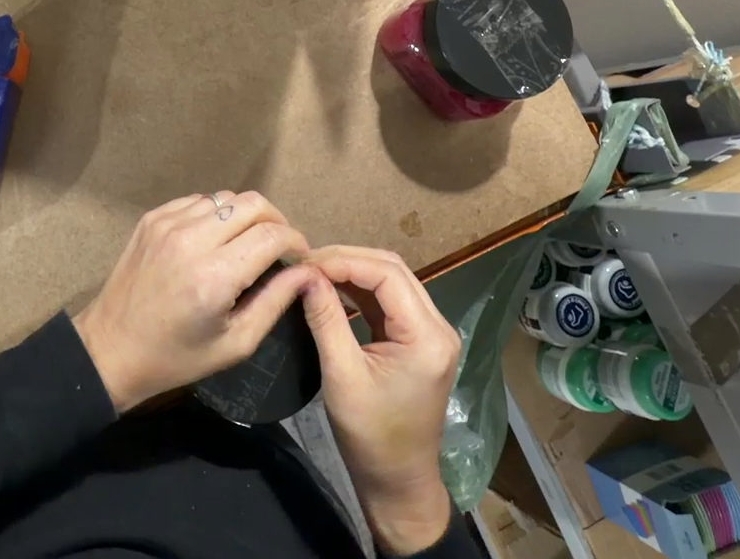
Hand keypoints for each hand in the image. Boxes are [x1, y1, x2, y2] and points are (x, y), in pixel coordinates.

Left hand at [73, 191, 316, 413]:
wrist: (110, 348)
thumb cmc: (176, 357)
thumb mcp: (236, 343)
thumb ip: (275, 302)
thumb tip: (309, 271)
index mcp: (214, 276)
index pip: (272, 234)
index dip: (296, 242)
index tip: (301, 257)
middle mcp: (191, 239)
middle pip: (252, 203)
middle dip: (276, 221)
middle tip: (279, 248)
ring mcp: (167, 223)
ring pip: (225, 198)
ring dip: (245, 216)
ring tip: (247, 244)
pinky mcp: (152, 218)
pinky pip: (198, 201)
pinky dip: (215, 215)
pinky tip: (215, 240)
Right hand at [301, 246, 462, 555]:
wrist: (398, 481)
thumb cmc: (371, 435)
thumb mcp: (342, 375)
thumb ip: (325, 319)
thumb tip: (303, 274)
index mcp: (426, 336)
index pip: (386, 274)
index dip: (343, 260)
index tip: (304, 263)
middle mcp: (437, 327)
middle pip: (392, 269)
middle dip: (347, 259)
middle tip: (305, 263)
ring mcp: (430, 333)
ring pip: (391, 280)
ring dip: (352, 270)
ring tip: (313, 271)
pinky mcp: (417, 341)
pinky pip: (389, 300)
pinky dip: (359, 288)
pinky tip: (331, 287)